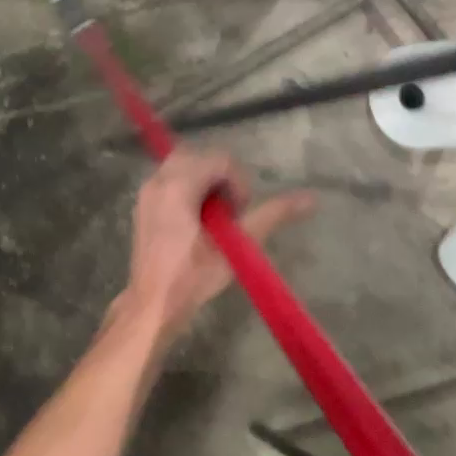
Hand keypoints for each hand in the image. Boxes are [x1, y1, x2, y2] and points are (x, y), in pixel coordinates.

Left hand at [122, 148, 315, 332]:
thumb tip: (311, 198)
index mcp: (176, 186)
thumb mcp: (237, 246)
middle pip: (197, 156)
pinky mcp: (144, 204)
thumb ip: (270, 215)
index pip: (217, 160)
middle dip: (221, 176)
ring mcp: (146, 192)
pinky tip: (197, 220)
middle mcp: (157, 181)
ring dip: (205, 182)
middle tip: (231, 210)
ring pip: (181, 166)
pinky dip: (189, 188)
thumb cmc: (194, 275)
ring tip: (216, 216)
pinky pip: (169, 180)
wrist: (154, 299)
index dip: (238, 181)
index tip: (241, 211)